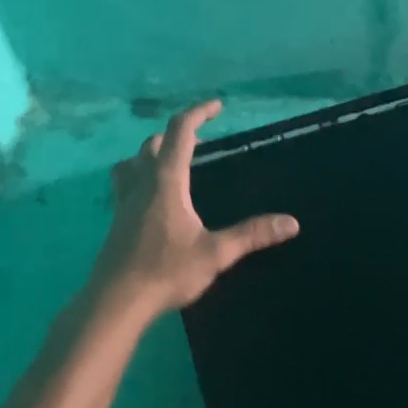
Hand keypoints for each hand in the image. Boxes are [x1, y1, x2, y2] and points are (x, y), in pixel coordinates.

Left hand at [94, 100, 300, 313]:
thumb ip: (252, 235)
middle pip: (152, 143)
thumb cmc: (165, 272)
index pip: (180, 132)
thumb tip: (291, 222)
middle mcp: (141, 184)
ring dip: (151, 153)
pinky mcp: (117, 222)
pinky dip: (141, 177)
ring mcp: (124, 203)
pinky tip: (154, 200)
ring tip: (172, 163)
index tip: (217, 106)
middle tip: (201, 140)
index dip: (199, 113)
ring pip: (132, 162)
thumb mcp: (215, 253)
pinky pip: (126, 184)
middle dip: (176, 133)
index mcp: (165, 181)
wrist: (116, 302)